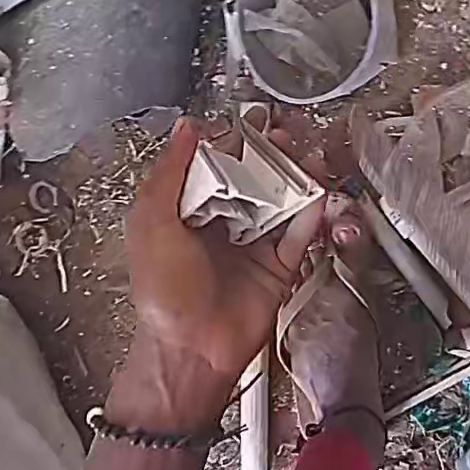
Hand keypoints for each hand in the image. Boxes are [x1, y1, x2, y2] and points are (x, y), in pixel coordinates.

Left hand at [118, 116, 323, 430]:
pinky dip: (311, 215)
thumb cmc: (163, 290)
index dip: (235, 142)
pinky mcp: (279, 267)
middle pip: (256, 180)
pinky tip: (318, 193)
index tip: (251, 121)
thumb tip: (187, 128)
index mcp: (190, 211)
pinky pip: (299, 236)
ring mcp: (255, 245)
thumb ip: (170, 173)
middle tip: (284, 135)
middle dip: (271, 156)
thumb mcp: (151, 223)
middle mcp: (225, 224)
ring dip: (297, 178)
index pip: (217, 166)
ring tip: (307, 156)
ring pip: (282, 204)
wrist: (191, 348)